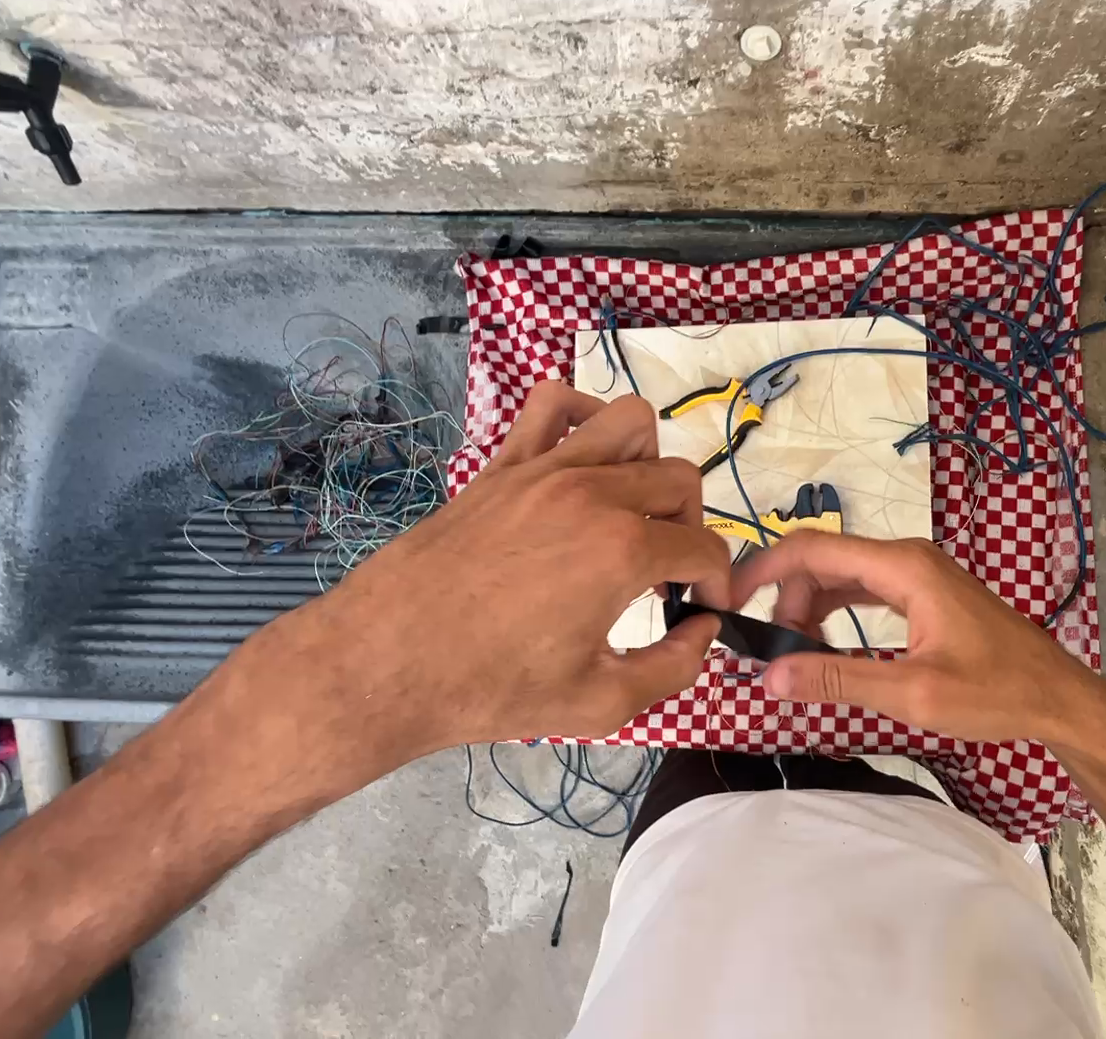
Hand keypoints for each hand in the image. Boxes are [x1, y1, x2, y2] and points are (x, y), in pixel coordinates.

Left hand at [220, 381, 728, 790]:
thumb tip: (705, 629)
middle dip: (691, 527)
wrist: (385, 664)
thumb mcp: (602, 703)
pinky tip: (582, 462)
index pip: (707, 548)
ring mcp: (546, 469)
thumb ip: (675, 666)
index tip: (704, 608)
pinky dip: (582, 416)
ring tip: (631, 510)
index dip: (720, 581)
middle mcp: (594, 494)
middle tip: (666, 573)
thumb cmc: (493, 690)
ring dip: (650, 463)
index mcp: (624, 551)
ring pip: (632, 422)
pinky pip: (554, 403)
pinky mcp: (505, 465)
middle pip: (682, 480)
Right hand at [729, 532, 1105, 744]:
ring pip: (840, 576)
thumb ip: (838, 679)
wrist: (1059, 697)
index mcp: (902, 567)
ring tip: (802, 655)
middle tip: (778, 653)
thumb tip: (771, 674)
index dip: (763, 568)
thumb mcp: (913, 693)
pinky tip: (828, 644)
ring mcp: (915, 572)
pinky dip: (836, 612)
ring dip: (811, 609)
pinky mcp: (922, 591)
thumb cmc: (995, 692)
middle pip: (822, 562)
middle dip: (788, 600)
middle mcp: (905, 558)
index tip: (729, 599)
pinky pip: (862, 590)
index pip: (813, 549)